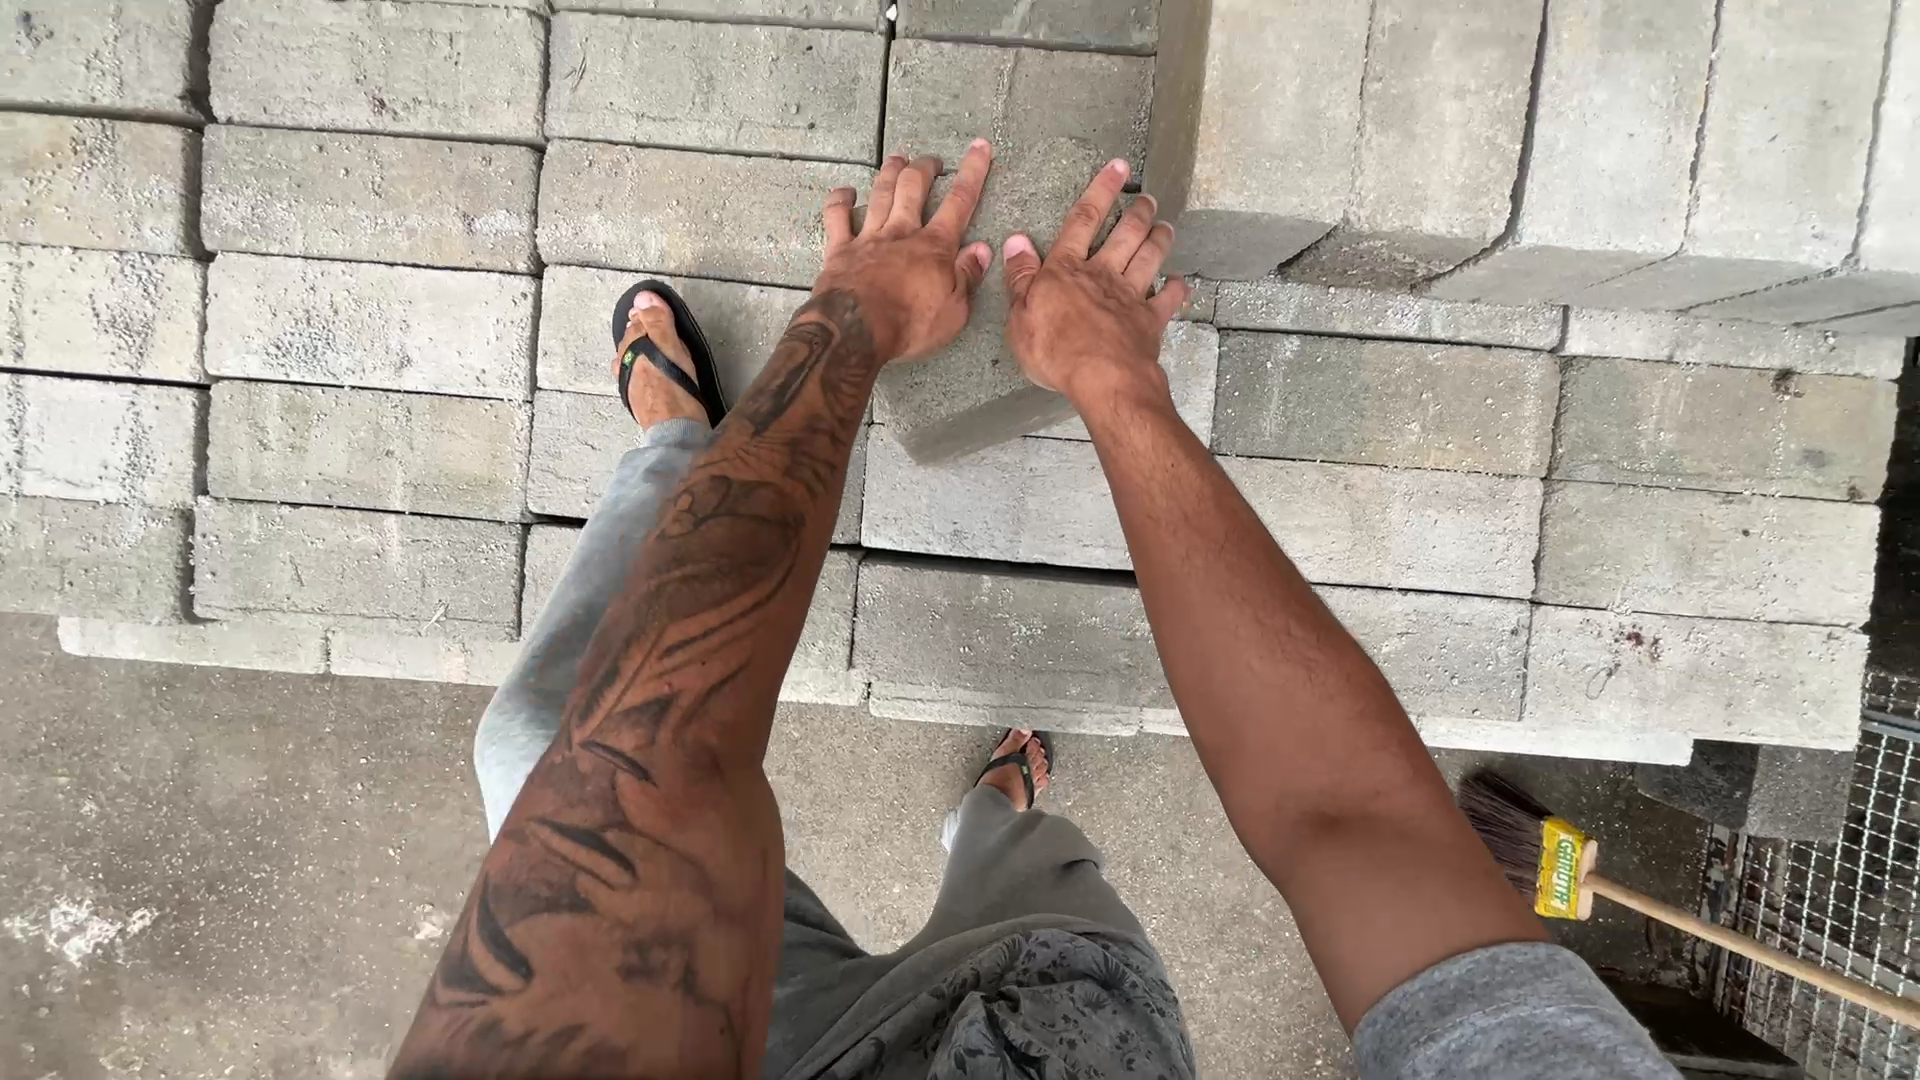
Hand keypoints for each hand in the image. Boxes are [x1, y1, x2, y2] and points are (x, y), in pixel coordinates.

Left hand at [814, 140, 996, 362]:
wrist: (857, 331)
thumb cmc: (910, 326)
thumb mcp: (954, 311)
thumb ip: (968, 277)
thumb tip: (982, 250)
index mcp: (934, 248)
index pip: (959, 202)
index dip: (972, 172)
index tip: (979, 147)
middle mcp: (901, 233)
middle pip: (913, 187)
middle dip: (925, 168)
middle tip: (932, 161)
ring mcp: (868, 238)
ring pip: (880, 193)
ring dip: (889, 172)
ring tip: (897, 159)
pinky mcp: (840, 250)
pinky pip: (837, 216)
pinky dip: (840, 200)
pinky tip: (845, 192)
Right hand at [1002, 159, 1188, 405]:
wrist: (1102, 377)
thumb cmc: (1054, 350)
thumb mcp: (1020, 316)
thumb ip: (1021, 278)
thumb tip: (1016, 242)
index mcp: (1066, 271)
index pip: (1083, 220)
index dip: (1100, 191)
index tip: (1118, 168)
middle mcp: (1102, 275)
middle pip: (1124, 235)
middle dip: (1138, 212)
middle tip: (1148, 199)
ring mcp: (1130, 297)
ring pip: (1148, 258)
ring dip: (1158, 239)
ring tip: (1165, 226)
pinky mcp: (1149, 322)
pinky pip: (1167, 300)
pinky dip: (1176, 289)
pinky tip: (1181, 282)